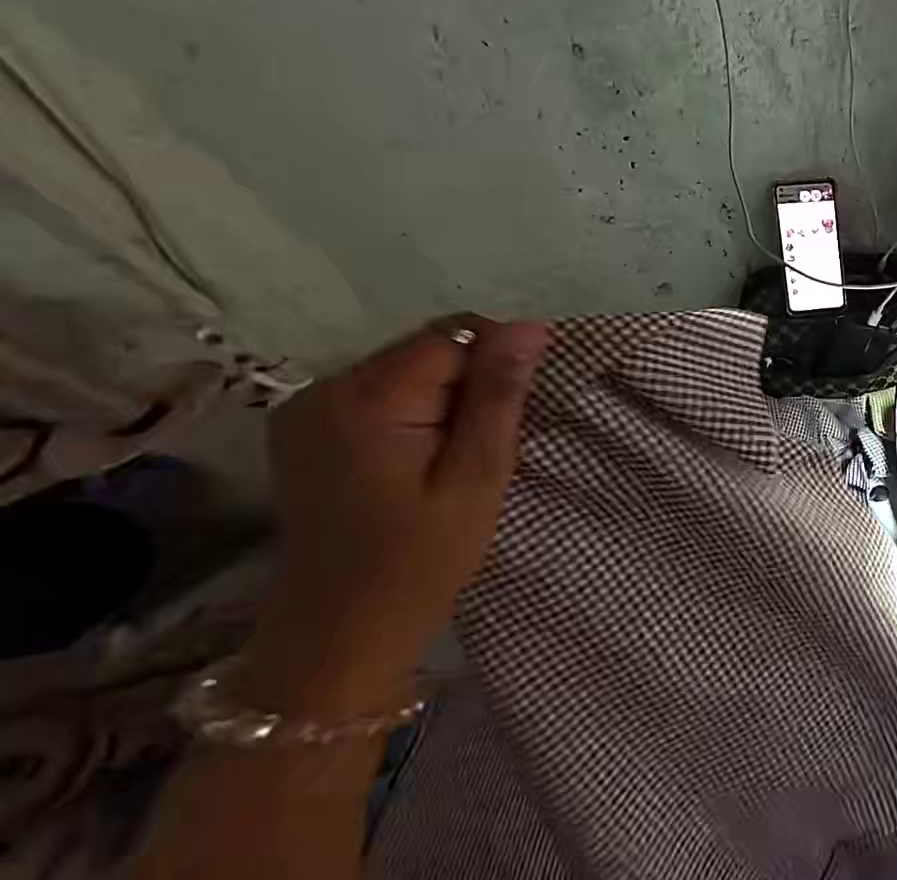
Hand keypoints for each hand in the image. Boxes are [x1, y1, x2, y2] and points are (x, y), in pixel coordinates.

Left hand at [235, 317, 549, 713]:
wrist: (342, 629)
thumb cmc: (422, 556)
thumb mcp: (478, 474)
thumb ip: (499, 395)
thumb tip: (529, 327)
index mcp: (367, 399)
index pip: (454, 334)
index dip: (499, 360)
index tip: (521, 407)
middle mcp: (324, 389)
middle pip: (428, 347)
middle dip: (472, 381)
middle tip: (489, 443)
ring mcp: (307, 409)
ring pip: (409, 368)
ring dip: (449, 397)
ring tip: (461, 453)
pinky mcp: (308, 429)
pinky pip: (384, 392)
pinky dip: (420, 410)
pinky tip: (427, 455)